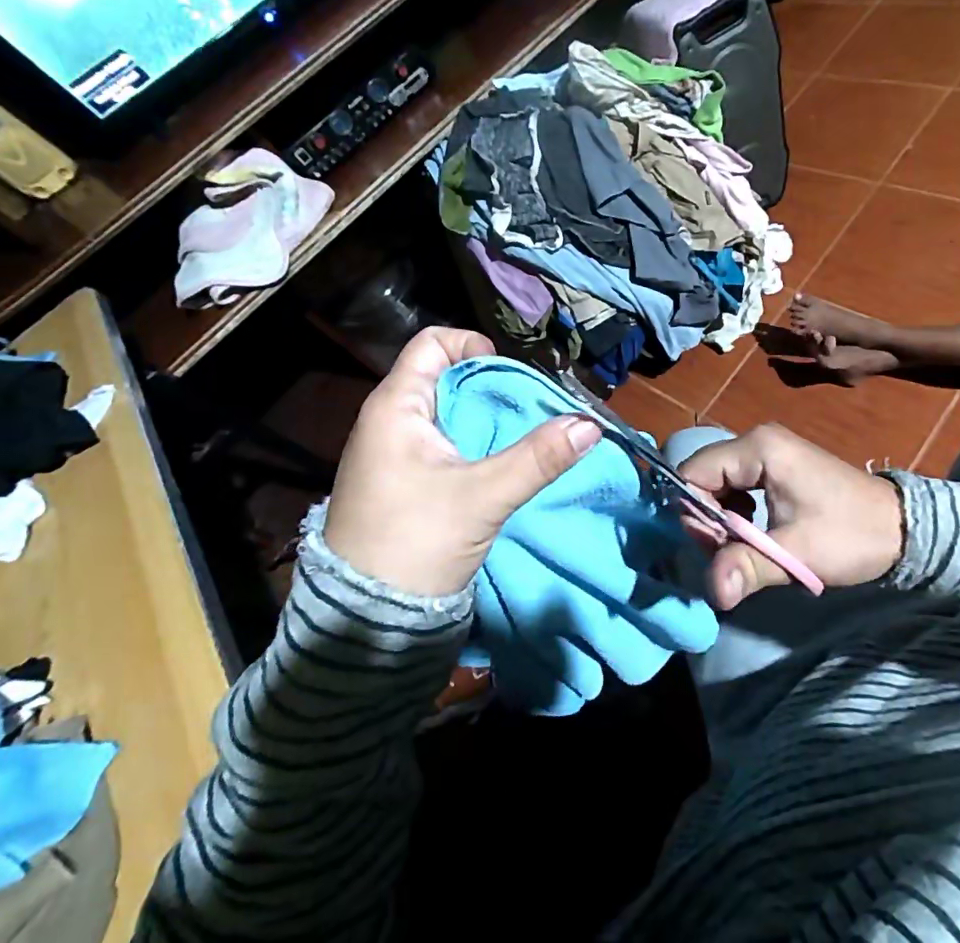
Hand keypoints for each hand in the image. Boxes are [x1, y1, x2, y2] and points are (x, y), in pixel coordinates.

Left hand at [322, 328, 600, 595]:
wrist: (369, 616)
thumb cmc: (416, 541)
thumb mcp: (484, 496)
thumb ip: (538, 458)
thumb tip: (590, 425)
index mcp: (395, 408)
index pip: (431, 345)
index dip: (473, 344)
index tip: (510, 371)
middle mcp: (389, 422)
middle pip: (446, 378)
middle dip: (491, 385)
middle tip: (530, 406)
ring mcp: (395, 453)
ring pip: (448, 413)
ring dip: (486, 418)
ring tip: (524, 433)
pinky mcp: (404, 481)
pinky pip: (445, 444)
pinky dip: (475, 444)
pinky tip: (502, 462)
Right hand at [676, 423, 902, 609]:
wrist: (900, 528)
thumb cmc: (851, 534)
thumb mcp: (798, 553)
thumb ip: (749, 566)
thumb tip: (713, 593)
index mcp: (759, 448)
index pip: (694, 473)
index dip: (695, 513)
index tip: (717, 547)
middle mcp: (757, 441)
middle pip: (703, 478)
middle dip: (708, 519)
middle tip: (732, 552)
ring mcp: (767, 452)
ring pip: (717, 485)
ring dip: (721, 520)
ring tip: (744, 547)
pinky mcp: (776, 467)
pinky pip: (736, 487)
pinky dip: (736, 514)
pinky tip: (754, 535)